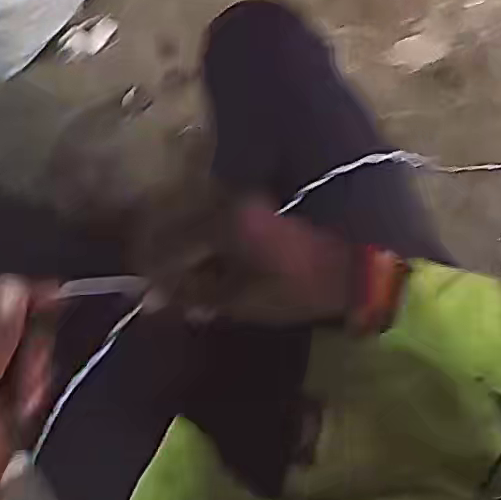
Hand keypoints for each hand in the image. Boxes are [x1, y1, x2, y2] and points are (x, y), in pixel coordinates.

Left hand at [0, 277, 55, 499]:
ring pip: (13, 354)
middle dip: (25, 353)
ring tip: (27, 407)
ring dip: (29, 374)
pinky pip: (14, 376)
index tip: (60, 292)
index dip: (19, 299)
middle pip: (1, 331)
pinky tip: (24, 412)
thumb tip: (12, 283)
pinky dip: (25, 389)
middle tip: (33, 388)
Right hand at [139, 188, 358, 324]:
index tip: (145, 297)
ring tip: (184, 283)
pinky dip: (206, 244)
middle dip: (166, 260)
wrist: (355, 270)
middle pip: (180, 227)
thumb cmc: (299, 289)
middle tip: (161, 291)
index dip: (154, 271)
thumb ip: (193, 295)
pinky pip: (217, 221)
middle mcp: (230, 199)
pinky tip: (208, 268)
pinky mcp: (257, 204)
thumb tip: (152, 301)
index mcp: (225, 221)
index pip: (170, 242)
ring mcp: (245, 198)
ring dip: (186, 251)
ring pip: (198, 223)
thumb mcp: (242, 300)